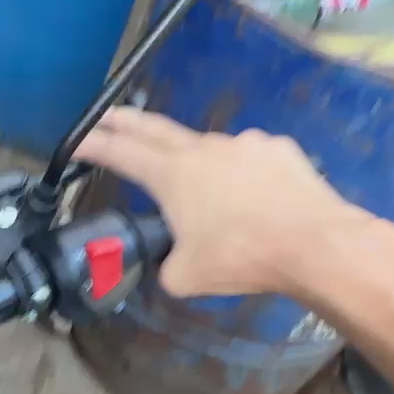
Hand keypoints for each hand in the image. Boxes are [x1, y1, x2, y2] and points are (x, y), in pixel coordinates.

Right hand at [72, 107, 371, 297]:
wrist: (316, 243)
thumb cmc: (241, 257)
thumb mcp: (184, 276)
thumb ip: (167, 264)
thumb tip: (172, 261)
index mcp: (172, 175)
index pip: (121, 153)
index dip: (94, 145)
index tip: (77, 139)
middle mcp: (205, 149)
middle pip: (155, 130)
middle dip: (126, 123)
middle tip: (108, 117)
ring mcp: (245, 144)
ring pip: (206, 150)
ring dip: (191, 160)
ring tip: (193, 184)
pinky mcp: (279, 151)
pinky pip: (246, 160)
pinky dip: (235, 174)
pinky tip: (246, 196)